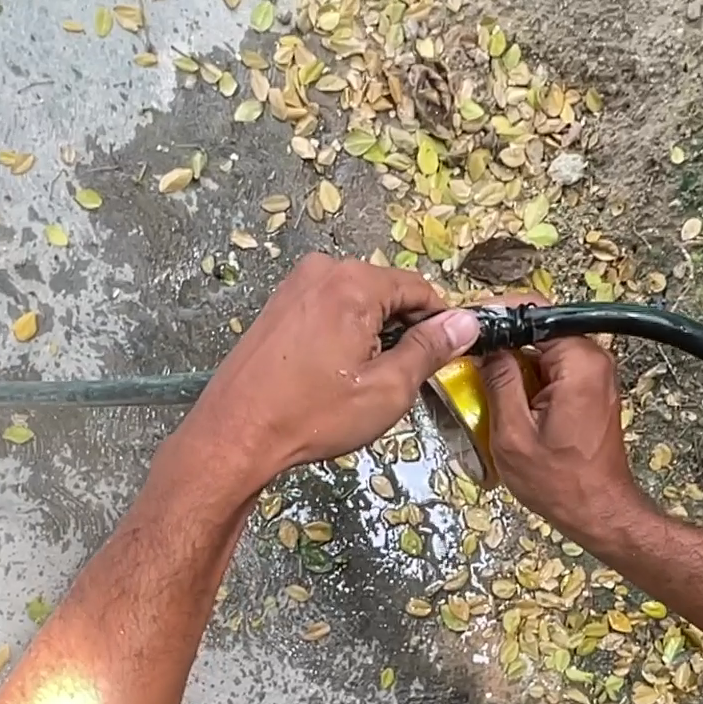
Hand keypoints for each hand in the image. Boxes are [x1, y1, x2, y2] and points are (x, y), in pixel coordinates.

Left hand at [175, 255, 481, 490]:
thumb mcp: (387, 390)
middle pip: (386, 292)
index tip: (442, 356)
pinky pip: (328, 310)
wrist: (237, 432)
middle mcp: (323, 271)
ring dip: (370, 335)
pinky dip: (341, 336)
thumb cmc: (312, 415)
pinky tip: (332, 373)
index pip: (419, 288)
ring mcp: (295, 286)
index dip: (438, 323)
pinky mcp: (277, 306)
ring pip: (356, 303)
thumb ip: (429, 350)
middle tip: (395, 379)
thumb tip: (464, 323)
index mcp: (354, 283)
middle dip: (400, 330)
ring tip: (358, 381)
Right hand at [480, 332, 653, 543]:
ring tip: (482, 383)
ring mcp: (595, 375)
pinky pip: (552, 370)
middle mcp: (593, 361)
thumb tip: (486, 348)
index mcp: (579, 363)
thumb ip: (499, 383)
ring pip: (543, 351)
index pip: (534, 312)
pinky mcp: (590, 391)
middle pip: (538, 329)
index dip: (496, 316)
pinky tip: (507, 402)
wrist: (598, 511)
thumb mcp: (513, 435)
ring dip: (513, 365)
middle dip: (502, 343)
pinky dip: (528, 381)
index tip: (469, 329)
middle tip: (469, 359)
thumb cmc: (560, 483)